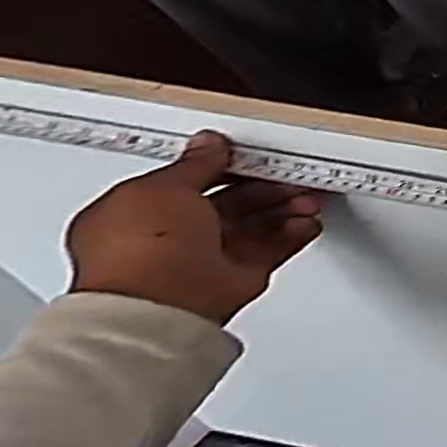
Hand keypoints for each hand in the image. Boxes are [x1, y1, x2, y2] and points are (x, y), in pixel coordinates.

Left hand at [66, 131, 323, 324]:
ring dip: (287, 207)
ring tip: (305, 199)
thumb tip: (208, 145)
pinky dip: (297, 232)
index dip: (226, 166)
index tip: (253, 157)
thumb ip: (194, 164)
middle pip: (236, 201)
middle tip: (291, 176)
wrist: (162, 301)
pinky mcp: (239, 274)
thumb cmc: (140, 251)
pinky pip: (277, 246)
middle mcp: (177, 234)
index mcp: (144, 212)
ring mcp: (209, 255)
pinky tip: (307, 222)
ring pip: (260, 222)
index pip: (194, 180)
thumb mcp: (162, 188)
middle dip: (268, 187)